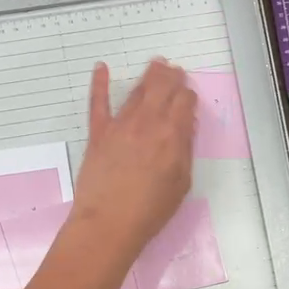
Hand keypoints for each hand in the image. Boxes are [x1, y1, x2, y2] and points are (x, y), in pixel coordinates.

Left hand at [71, 59, 196, 257]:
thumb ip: (184, 152)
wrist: (110, 223)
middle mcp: (148, 123)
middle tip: (175, 70)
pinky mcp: (98, 132)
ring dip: (149, 75)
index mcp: (173, 136)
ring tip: (156, 65)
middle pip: (162, 88)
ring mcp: (121, 125)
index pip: (185, 103)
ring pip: (137, 91)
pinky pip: (99, 102)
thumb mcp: (181, 184)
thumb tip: (185, 130)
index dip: (189, 98)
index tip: (189, 99)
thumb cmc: (151, 211)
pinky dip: (100, 84)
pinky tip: (101, 68)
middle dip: (171, 77)